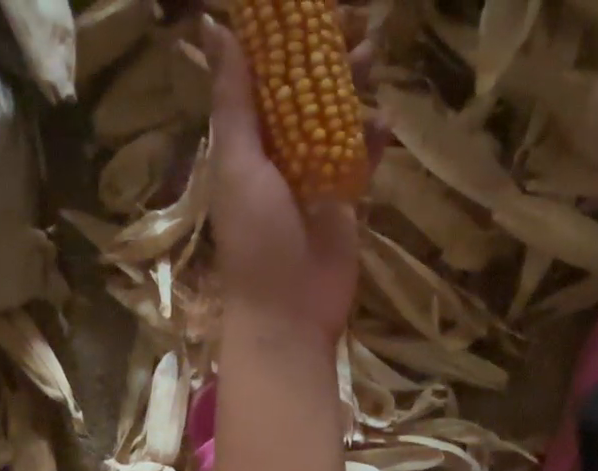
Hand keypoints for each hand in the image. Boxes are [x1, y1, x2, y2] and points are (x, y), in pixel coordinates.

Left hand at [204, 20, 358, 349]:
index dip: (283, 40)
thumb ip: (234, 99)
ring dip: (353, 88)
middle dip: (327, 57)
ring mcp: (314, 175)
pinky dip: (372, 139)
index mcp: (245, 141)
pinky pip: (360, 157)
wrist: (289, 312)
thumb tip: (213, 24)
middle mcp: (278, 152)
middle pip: (303, 91)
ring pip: (336, 118)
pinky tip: (384, 121)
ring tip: (373, 57)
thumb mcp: (238, 163)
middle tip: (355, 24)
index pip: (262, 77)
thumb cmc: (256, 239)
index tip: (309, 8)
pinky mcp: (344, 199)